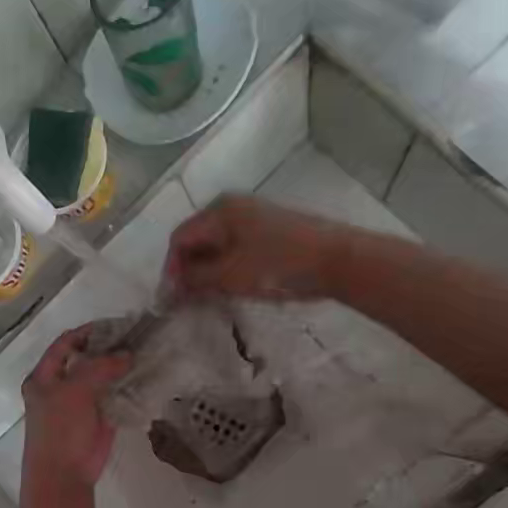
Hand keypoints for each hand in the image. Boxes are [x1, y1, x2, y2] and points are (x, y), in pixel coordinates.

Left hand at [23, 326, 133, 484]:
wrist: (64, 474)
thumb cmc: (60, 429)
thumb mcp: (74, 391)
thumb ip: (99, 368)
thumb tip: (127, 355)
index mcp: (45, 376)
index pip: (66, 343)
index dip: (88, 331)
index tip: (116, 324)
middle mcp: (62, 386)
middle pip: (87, 359)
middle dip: (110, 348)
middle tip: (137, 336)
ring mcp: (82, 402)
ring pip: (104, 377)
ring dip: (122, 366)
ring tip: (146, 351)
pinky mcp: (101, 417)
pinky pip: (116, 396)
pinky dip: (130, 386)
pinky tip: (147, 375)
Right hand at [164, 196, 348, 300]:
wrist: (337, 259)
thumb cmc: (278, 266)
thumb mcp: (230, 276)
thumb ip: (196, 278)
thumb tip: (172, 285)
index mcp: (218, 211)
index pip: (179, 238)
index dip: (171, 269)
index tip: (171, 298)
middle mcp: (232, 207)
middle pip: (197, 239)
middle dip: (189, 270)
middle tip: (188, 301)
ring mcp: (254, 216)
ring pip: (218, 244)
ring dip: (208, 270)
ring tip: (210, 297)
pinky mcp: (271, 229)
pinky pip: (237, 246)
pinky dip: (227, 266)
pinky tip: (234, 286)